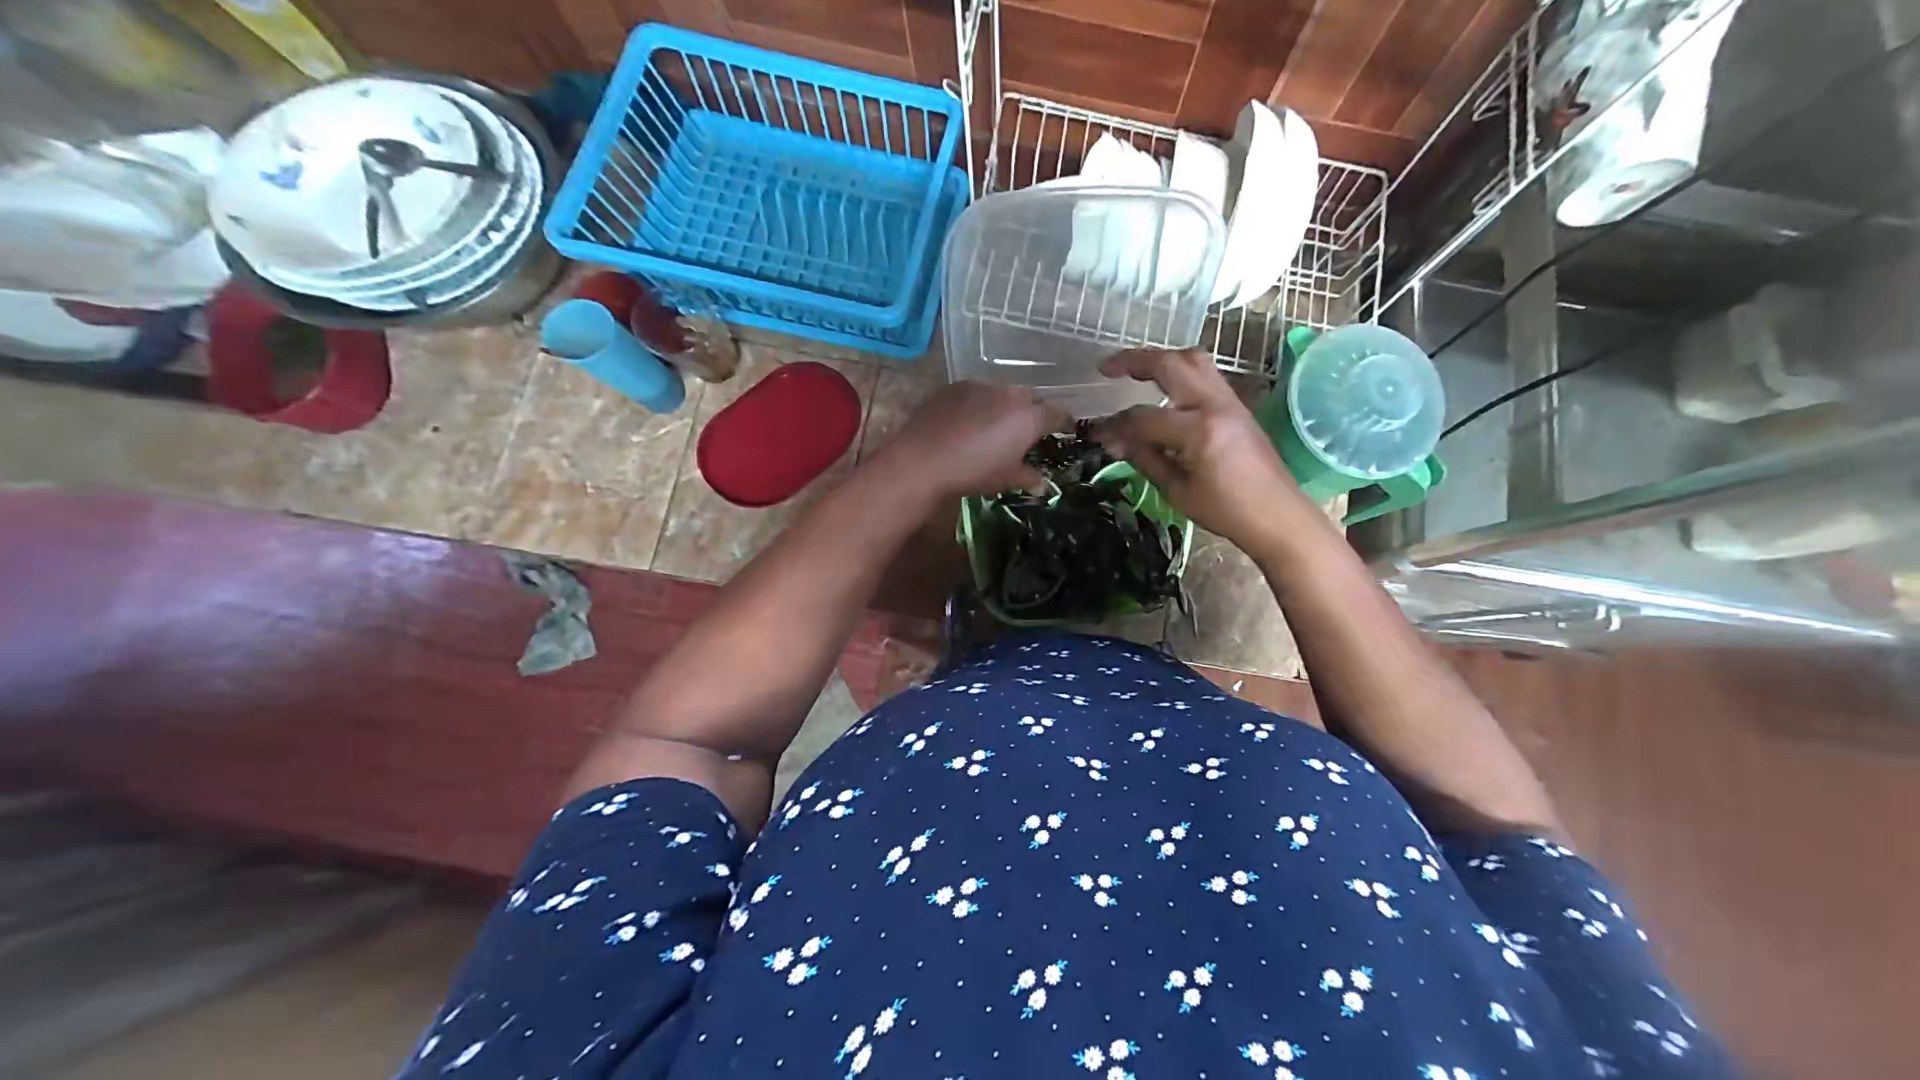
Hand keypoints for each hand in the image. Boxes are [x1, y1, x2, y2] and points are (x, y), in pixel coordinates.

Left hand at [870, 381, 1072, 498]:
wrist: (922, 459)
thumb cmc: (973, 471)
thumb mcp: (1005, 479)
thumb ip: (1028, 477)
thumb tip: (1043, 484)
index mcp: (1029, 416)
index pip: (1057, 413)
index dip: (1063, 422)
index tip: (1064, 430)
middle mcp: (1010, 394)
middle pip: (1030, 398)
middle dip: (1031, 412)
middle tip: (1025, 431)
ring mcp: (981, 386)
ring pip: (1002, 392)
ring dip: (1004, 406)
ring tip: (994, 426)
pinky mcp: (955, 386)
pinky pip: (976, 392)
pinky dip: (978, 404)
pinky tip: (967, 422)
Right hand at [1090, 349, 1305, 553]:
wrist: (1277, 515)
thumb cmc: (1226, 511)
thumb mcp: (1176, 490)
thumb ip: (1144, 458)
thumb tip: (1112, 440)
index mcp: (1198, 431)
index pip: (1143, 417)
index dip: (1114, 424)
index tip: (1094, 431)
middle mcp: (1215, 405)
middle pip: (1170, 364)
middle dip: (1133, 361)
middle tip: (1106, 368)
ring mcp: (1230, 401)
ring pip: (1193, 359)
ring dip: (1161, 358)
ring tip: (1135, 368)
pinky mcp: (1237, 405)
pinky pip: (1206, 373)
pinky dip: (1180, 371)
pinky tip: (1164, 385)